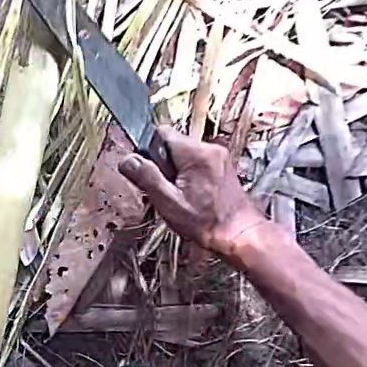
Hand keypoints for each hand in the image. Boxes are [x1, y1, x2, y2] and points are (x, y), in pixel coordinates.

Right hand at [119, 128, 274, 260]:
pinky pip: (196, 162)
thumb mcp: (168, 202)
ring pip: (183, 154)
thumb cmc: (206, 222)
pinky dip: (188, 175)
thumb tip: (127, 160)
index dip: (148, 151)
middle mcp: (209, 149)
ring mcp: (218, 156)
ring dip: (175, 171)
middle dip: (162, 164)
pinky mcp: (222, 165)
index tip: (149, 171)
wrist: (238, 233)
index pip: (161, 133)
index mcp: (195, 154)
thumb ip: (146, 177)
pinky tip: (191, 194)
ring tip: (179, 194)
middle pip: (171, 144)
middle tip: (165, 189)